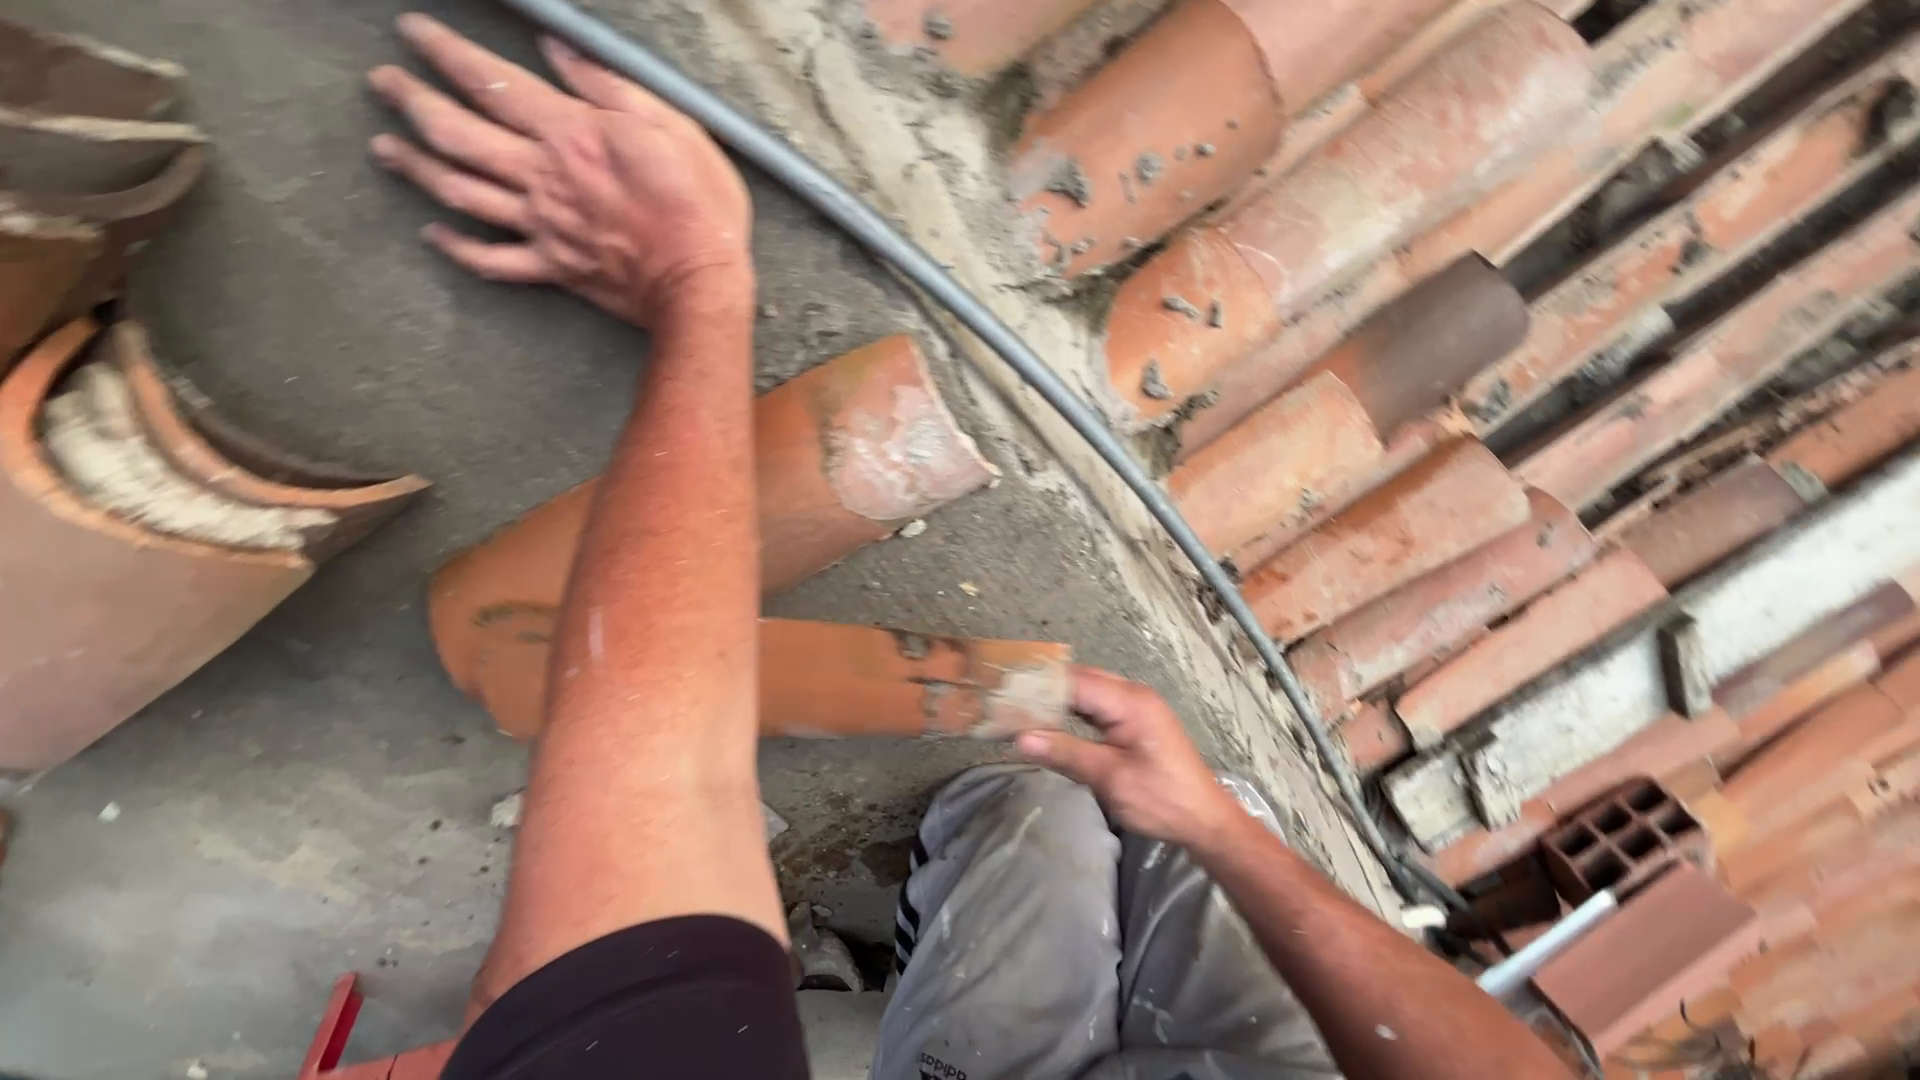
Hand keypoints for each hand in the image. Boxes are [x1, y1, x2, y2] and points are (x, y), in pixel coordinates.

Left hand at [367, 14, 752, 327]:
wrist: (701, 284)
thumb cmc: (699, 206)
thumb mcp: (673, 127)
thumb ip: (609, 86)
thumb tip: (556, 50)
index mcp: (570, 135)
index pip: (491, 83)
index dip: (444, 52)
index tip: (412, 32)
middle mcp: (543, 177)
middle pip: (455, 134)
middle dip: (410, 102)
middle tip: (383, 83)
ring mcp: (543, 227)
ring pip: (459, 192)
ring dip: (415, 167)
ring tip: (385, 148)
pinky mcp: (554, 268)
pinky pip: (492, 261)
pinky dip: (457, 248)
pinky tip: (433, 234)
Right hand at [1017, 667, 1241, 847]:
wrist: (1206, 821)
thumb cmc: (1162, 800)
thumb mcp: (1109, 778)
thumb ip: (1065, 753)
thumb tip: (1020, 738)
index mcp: (1130, 701)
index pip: (1074, 682)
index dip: (1038, 687)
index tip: (1004, 694)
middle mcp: (1133, 694)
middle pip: (1079, 680)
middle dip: (1044, 689)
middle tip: (1007, 702)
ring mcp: (1137, 706)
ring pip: (1088, 691)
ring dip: (1057, 699)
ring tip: (1020, 710)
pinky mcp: (1136, 720)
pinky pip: (1098, 704)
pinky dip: (1073, 710)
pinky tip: (1052, 722)